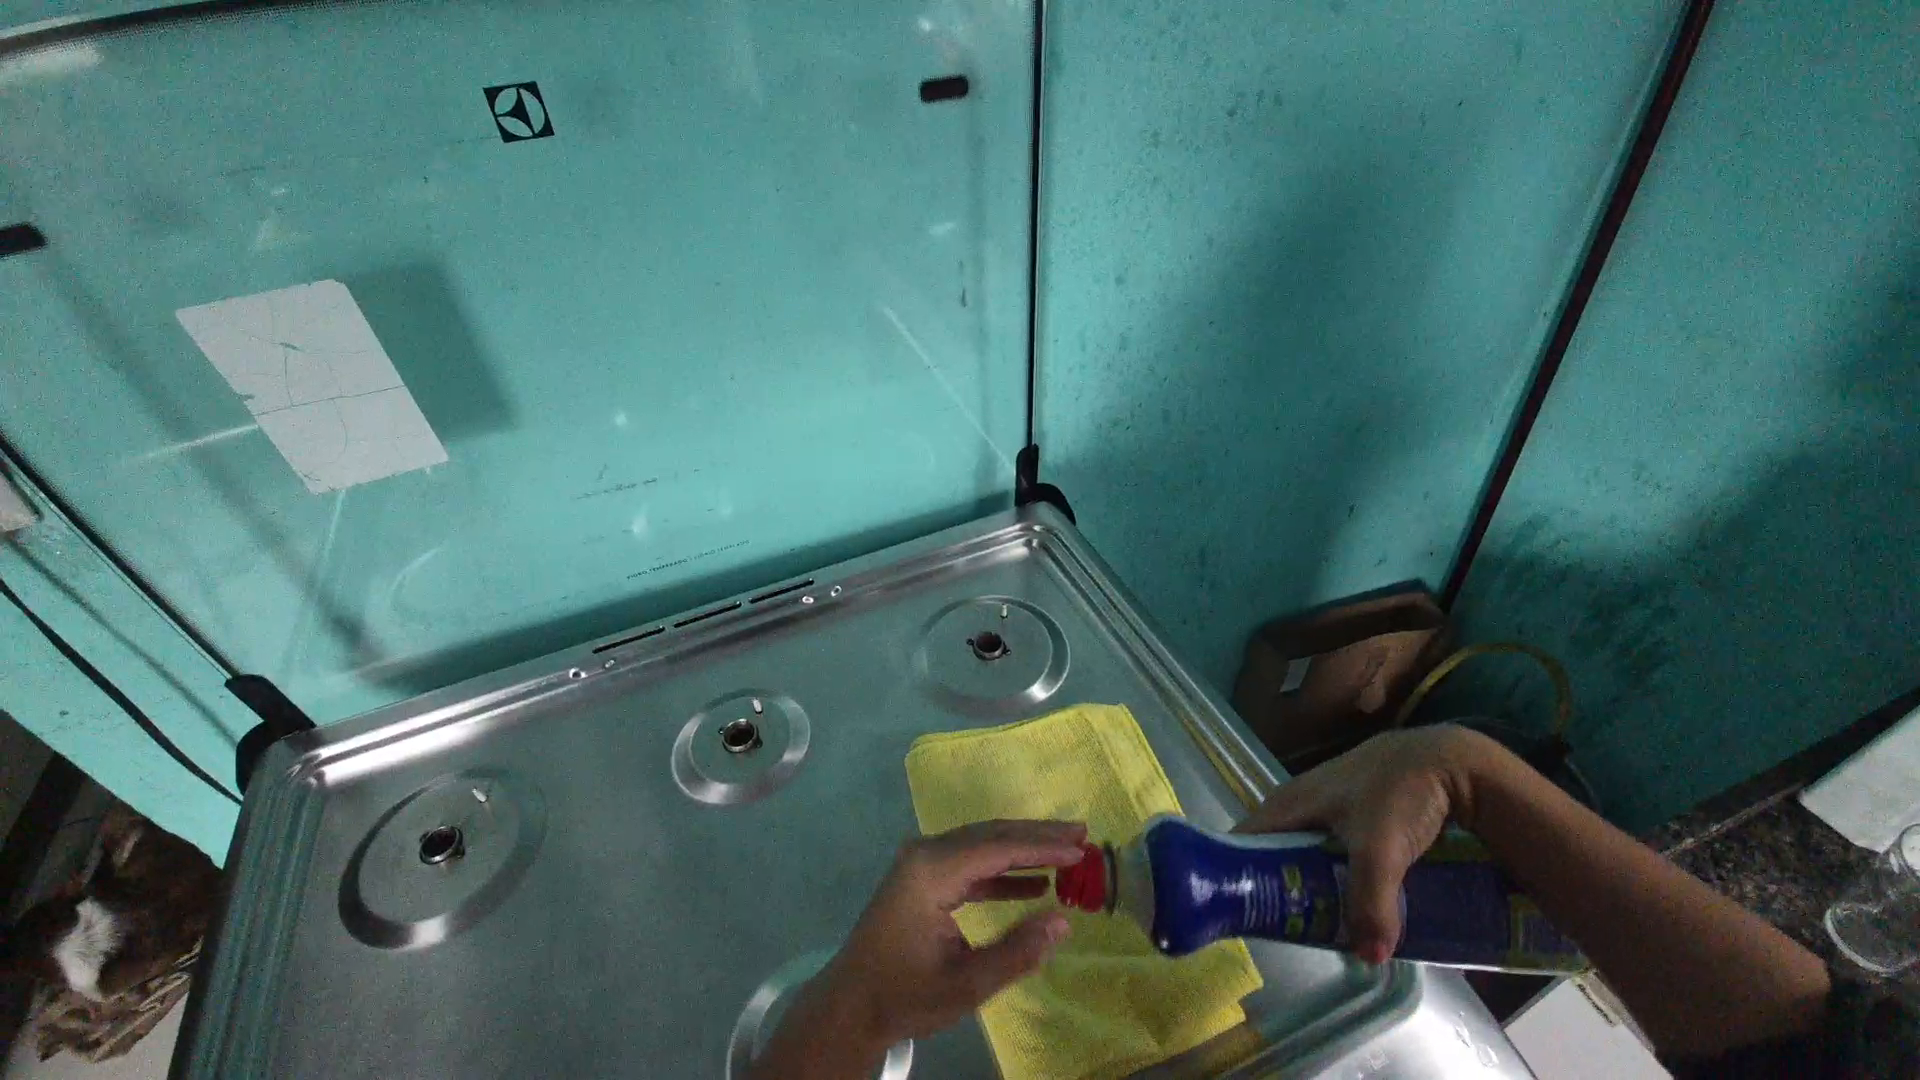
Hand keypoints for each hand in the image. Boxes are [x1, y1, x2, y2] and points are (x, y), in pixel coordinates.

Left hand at [750, 820, 1086, 1078]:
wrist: (850, 1006)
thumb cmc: (904, 995)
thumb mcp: (965, 984)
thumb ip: (1016, 952)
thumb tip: (1063, 922)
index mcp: (931, 870)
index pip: (997, 847)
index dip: (1041, 846)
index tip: (1080, 848)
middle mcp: (926, 854)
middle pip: (990, 835)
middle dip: (1037, 835)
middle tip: (1082, 834)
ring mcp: (922, 863)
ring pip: (982, 845)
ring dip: (1023, 849)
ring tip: (1067, 851)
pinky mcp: (924, 878)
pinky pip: (970, 864)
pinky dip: (1002, 871)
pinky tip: (1033, 883)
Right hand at [1235, 725, 1494, 963]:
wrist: (1443, 759)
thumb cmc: (1394, 791)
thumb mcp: (1378, 848)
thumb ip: (1370, 902)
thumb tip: (1369, 959)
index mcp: (1282, 806)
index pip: (1239, 847)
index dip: (1233, 880)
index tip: (1238, 920)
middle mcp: (1296, 810)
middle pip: (1271, 858)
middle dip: (1278, 896)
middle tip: (1290, 936)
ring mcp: (1325, 814)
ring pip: (1305, 861)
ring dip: (1313, 893)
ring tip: (1325, 930)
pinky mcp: (1353, 822)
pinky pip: (1332, 859)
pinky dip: (1339, 883)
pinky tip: (1357, 905)